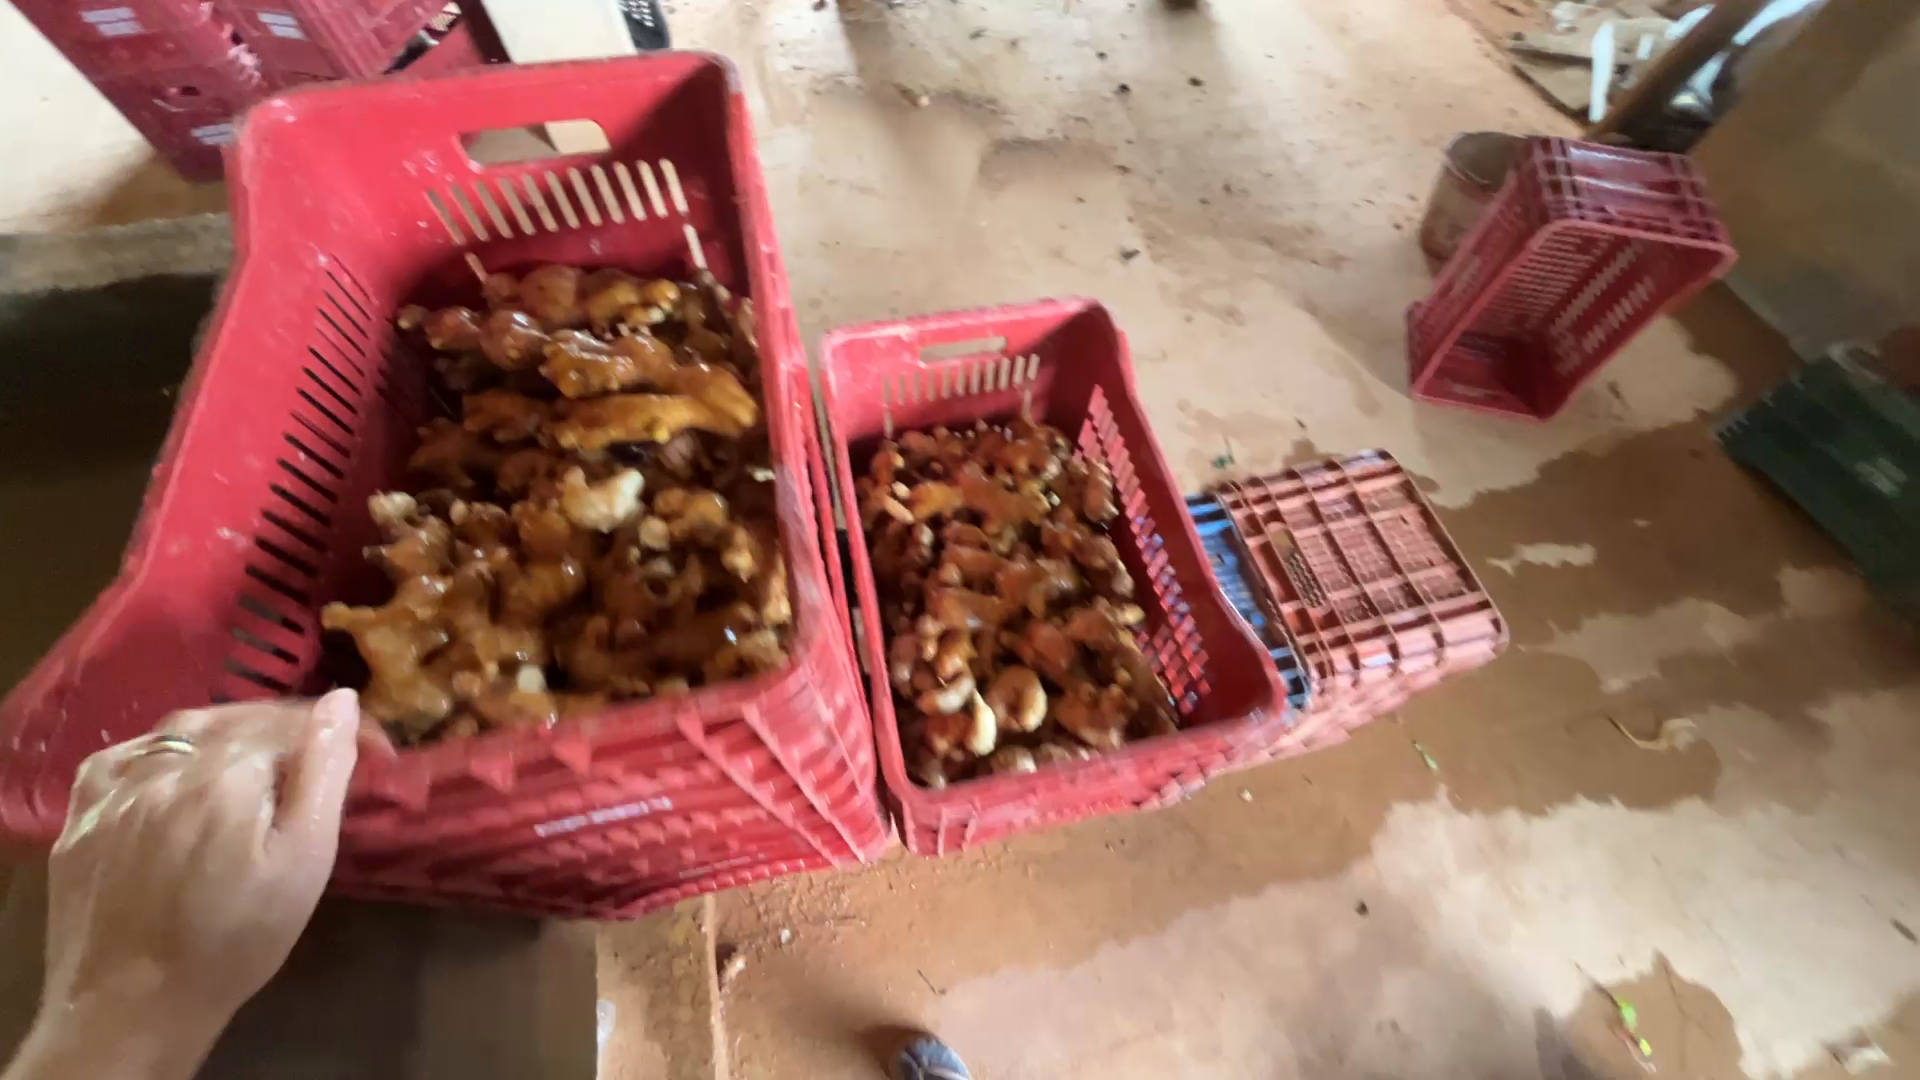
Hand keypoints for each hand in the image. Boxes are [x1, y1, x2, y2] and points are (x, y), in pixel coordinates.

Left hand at [5, 691, 362, 1079]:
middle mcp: (164, 775)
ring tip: (268, 753)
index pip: (296, 723)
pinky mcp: (82, 825)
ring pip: (182, 730)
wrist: (134, 1010)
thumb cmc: (242, 932)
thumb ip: (324, 769)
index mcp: (226, 779)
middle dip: (294, 725)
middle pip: (240, 719)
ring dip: (234, 728)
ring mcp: (114, 799)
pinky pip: (120, 758)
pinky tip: (185, 764)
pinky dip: (161, 746)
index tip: (379, 751)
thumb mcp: (307, 853)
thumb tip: (342, 700)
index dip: (345, 730)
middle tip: (330, 752)